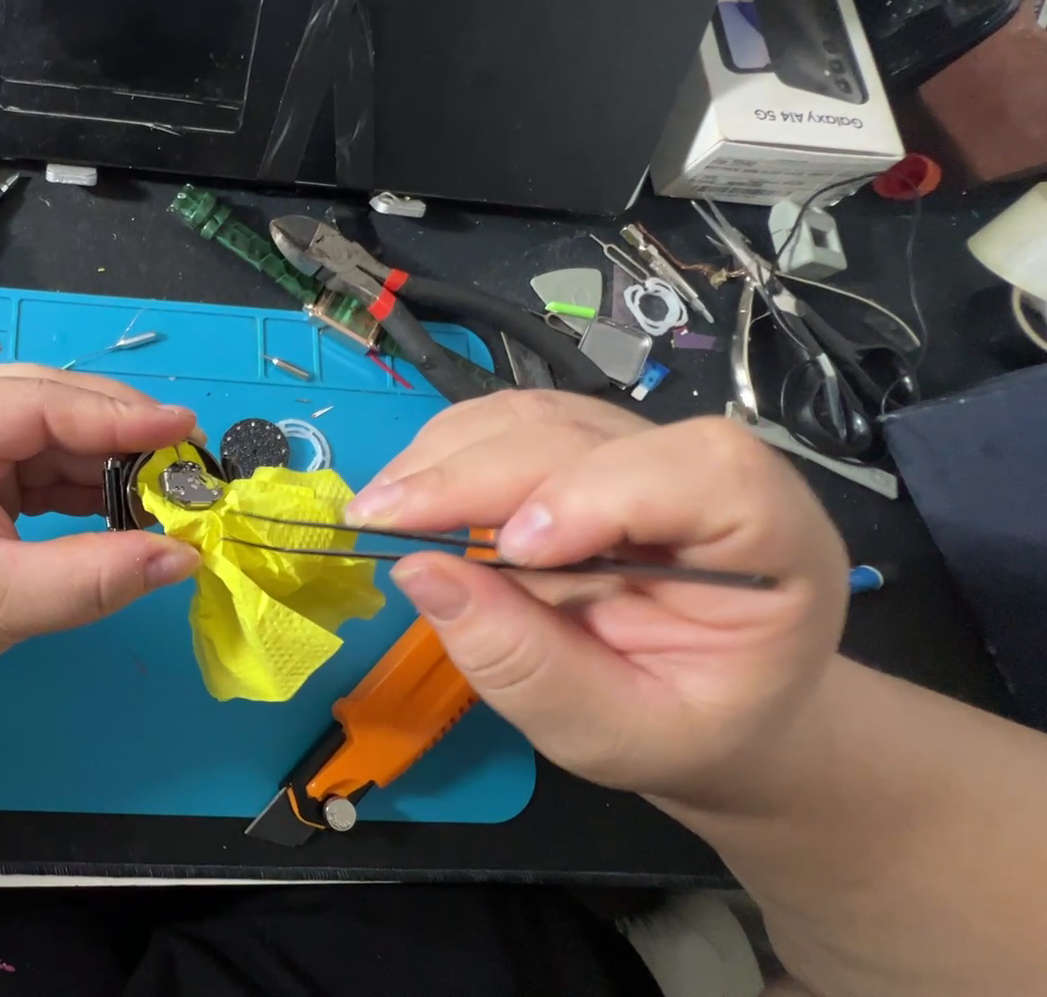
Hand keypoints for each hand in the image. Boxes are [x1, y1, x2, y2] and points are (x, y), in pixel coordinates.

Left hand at [0, 365, 202, 710]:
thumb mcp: (0, 604)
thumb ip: (96, 577)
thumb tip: (185, 556)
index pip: (37, 401)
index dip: (118, 416)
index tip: (186, 430)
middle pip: (44, 403)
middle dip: (115, 433)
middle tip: (182, 462)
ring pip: (45, 433)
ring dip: (102, 461)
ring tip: (161, 490)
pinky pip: (32, 465)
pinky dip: (76, 485)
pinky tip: (118, 505)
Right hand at [343, 391, 849, 804]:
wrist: (706, 697)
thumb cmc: (679, 723)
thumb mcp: (609, 731)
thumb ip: (523, 663)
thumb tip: (416, 572)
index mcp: (769, 548)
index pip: (705, 474)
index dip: (598, 493)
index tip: (511, 551)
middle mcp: (704, 475)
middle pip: (581, 435)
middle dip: (471, 475)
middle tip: (377, 521)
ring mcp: (631, 450)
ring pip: (531, 415)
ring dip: (440, 454)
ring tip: (379, 509)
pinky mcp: (574, 449)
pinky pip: (503, 422)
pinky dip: (442, 450)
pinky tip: (406, 492)